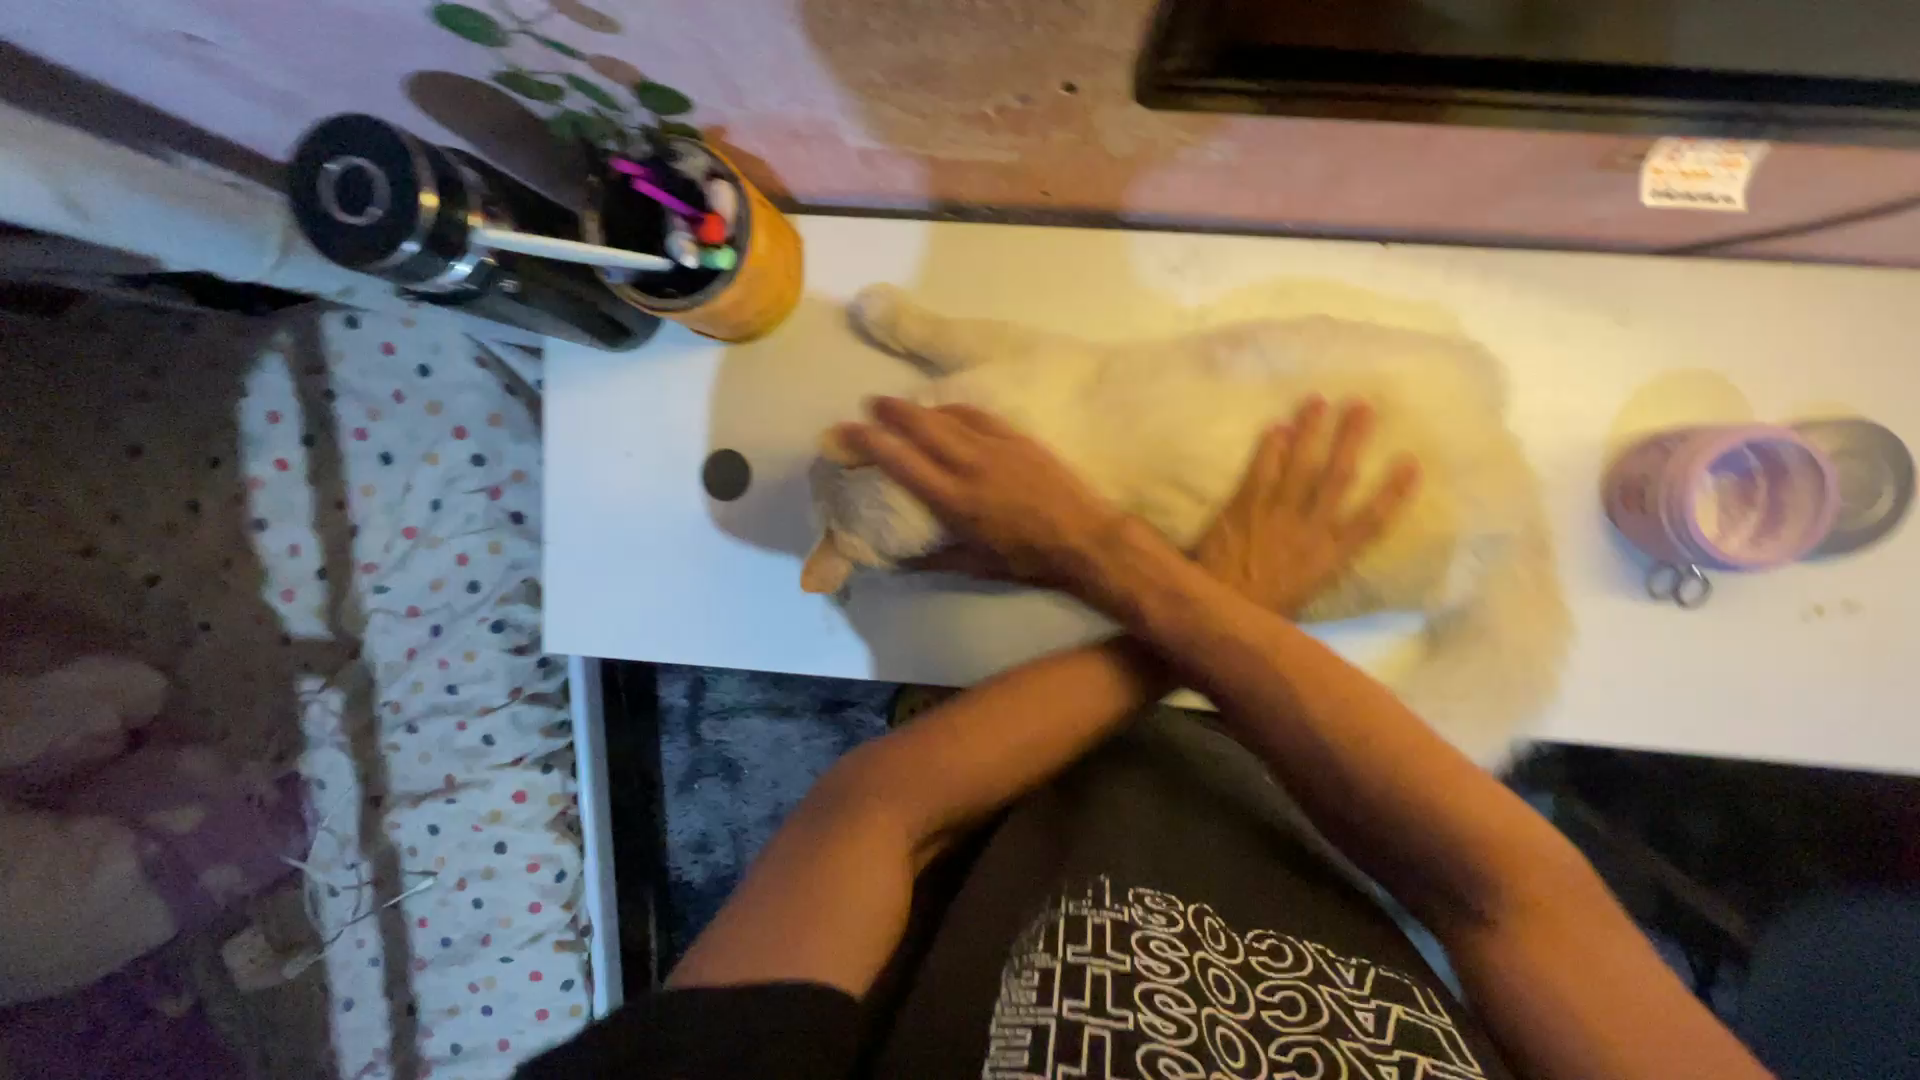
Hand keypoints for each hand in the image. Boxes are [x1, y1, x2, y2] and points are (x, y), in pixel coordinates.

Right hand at [835, 398, 1127, 591]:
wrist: (1085, 537)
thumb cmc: (1029, 558)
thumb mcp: (976, 566)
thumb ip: (933, 559)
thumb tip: (896, 561)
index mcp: (955, 501)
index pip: (902, 462)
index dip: (869, 443)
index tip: (847, 431)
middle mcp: (970, 466)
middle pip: (921, 427)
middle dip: (891, 412)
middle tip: (870, 405)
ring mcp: (996, 447)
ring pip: (949, 415)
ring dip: (920, 407)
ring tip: (901, 404)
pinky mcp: (1018, 438)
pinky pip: (979, 415)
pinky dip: (956, 409)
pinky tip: (947, 408)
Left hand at [1194, 397, 1420, 616]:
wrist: (1218, 608)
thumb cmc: (1262, 610)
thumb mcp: (1303, 597)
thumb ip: (1317, 569)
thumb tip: (1328, 548)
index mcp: (1330, 558)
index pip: (1372, 521)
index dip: (1393, 491)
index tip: (1410, 462)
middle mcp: (1308, 531)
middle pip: (1337, 477)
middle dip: (1351, 439)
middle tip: (1362, 405)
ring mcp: (1275, 516)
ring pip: (1300, 466)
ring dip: (1309, 431)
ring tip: (1318, 400)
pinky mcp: (1243, 509)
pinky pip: (1260, 472)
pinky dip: (1269, 449)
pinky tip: (1276, 426)